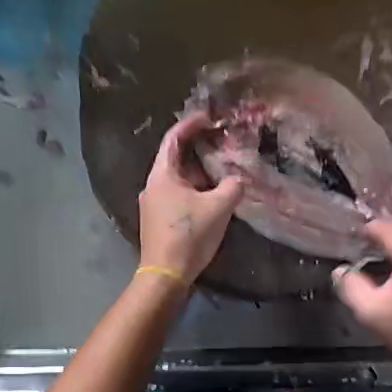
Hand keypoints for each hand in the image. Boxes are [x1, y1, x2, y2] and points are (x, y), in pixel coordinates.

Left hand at [138, 114, 242, 281]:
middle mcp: (153, 185)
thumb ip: (233, 186)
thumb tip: (238, 178)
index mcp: (162, 175)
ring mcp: (153, 203)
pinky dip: (195, 188)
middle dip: (200, 148)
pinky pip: (178, 194)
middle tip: (224, 142)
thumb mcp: (219, 207)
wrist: (165, 275)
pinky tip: (214, 194)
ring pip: (179, 178)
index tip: (210, 117)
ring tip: (224, 167)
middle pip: (176, 158)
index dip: (191, 124)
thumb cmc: (188, 236)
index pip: (173, 138)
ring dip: (200, 171)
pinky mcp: (159, 219)